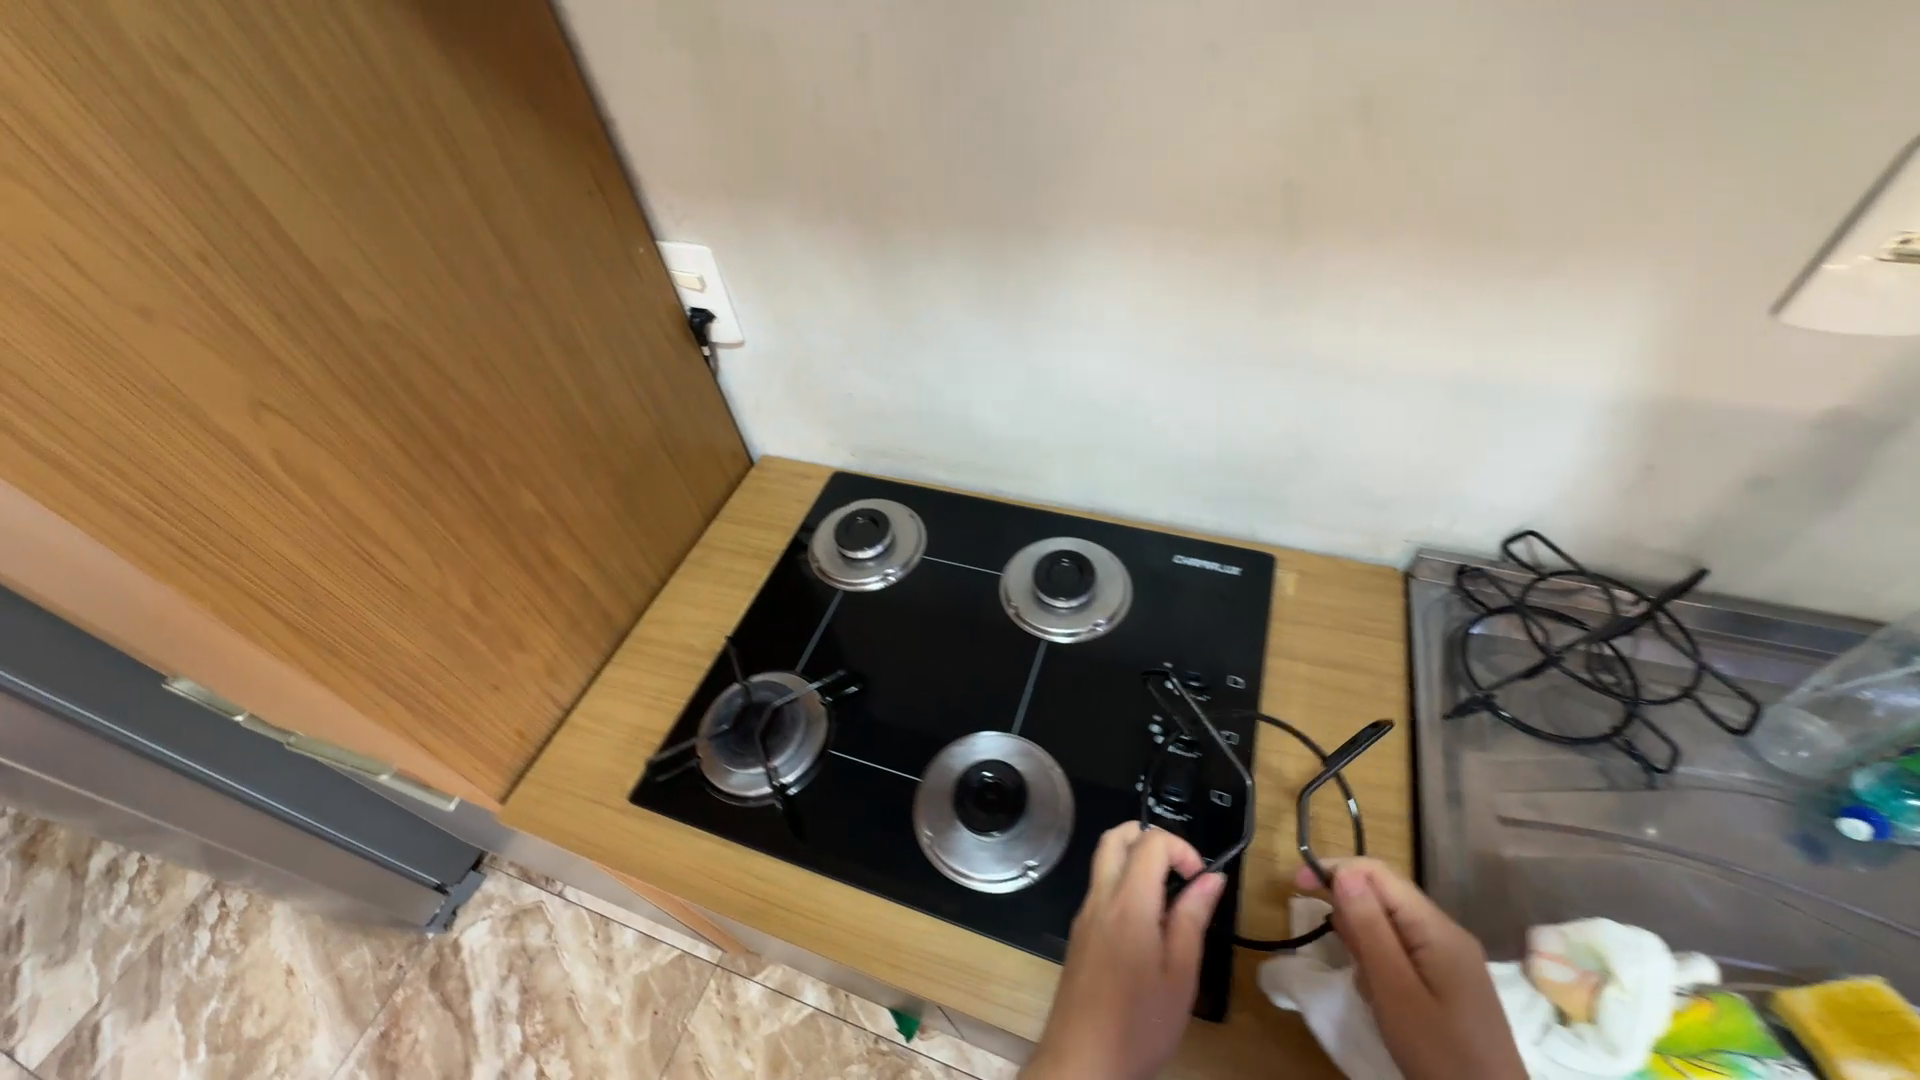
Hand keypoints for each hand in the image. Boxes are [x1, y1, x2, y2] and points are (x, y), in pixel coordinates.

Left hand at [1022, 823, 1226, 1079]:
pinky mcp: (1079, 935)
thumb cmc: (1140, 1023)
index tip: (1201, 879)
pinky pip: (1100, 891)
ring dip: (1136, 861)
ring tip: (1170, 900)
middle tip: (1180, 869)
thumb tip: (1212, 877)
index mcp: (1127, 903)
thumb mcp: (1180, 974)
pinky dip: (1124, 886)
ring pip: (1104, 862)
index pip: (1150, 842)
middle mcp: (1099, 899)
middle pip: (1115, 837)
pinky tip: (1148, 925)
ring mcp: (1083, 915)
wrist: (1081, 1061)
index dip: (1181, 847)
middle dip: (1150, 837)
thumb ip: (1193, 917)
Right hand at [1294, 858, 1525, 1079]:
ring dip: (1366, 946)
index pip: (1378, 873)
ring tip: (1370, 987)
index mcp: (1436, 928)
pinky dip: (1381, 965)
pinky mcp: (1447, 981)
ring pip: (1390, 926)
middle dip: (1353, 917)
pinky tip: (1383, 997)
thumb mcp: (1394, 989)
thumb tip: (1343, 872)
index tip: (1296, 886)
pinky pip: (1402, 952)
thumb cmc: (1440, 1051)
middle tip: (1347, 958)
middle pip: (1384, 897)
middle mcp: (1446, 933)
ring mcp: (1450, 958)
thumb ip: (1369, 928)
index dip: (1335, 870)